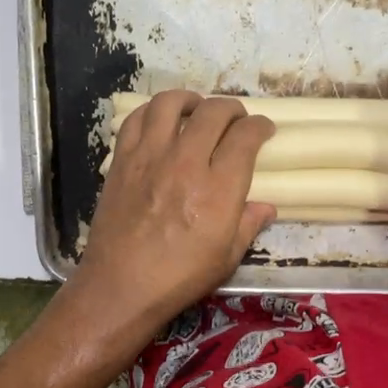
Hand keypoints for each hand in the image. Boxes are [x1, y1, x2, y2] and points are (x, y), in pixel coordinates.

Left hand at [73, 91, 275, 328]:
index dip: (260, 127)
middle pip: (213, 112)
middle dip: (232, 109)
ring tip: (197, 109)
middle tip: (236, 119)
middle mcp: (186, 163)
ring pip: (171, 104)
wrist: (120, 286)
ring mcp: (150, 158)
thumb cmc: (179, 278)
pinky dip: (153, 111)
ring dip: (190, 100)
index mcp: (218, 190)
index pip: (246, 137)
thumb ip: (248, 225)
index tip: (263, 130)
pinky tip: (161, 120)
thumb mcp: (227, 258)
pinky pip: (136, 119)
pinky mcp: (123, 161)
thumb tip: (266, 206)